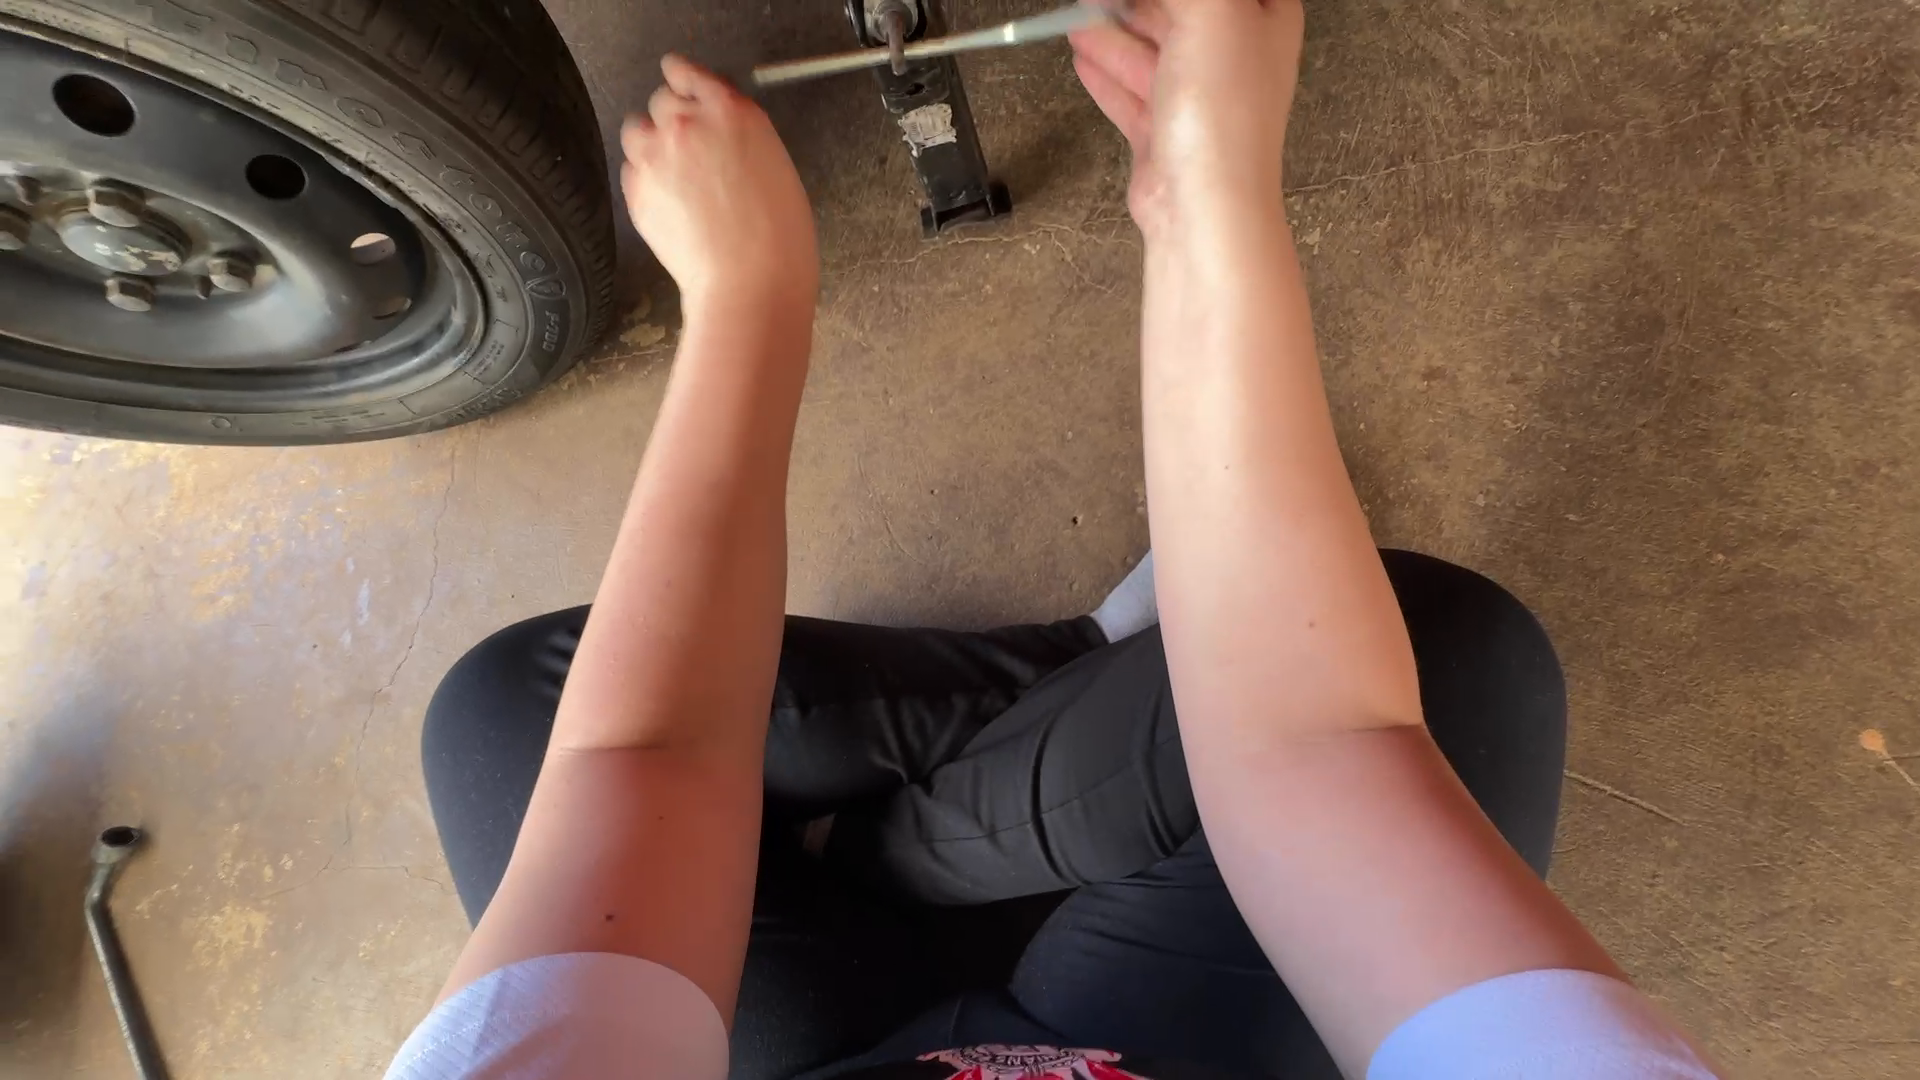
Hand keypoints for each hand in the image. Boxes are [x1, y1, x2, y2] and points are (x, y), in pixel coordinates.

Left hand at [620, 55, 818, 311]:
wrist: (750, 288)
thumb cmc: (781, 244)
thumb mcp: (778, 174)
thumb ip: (742, 143)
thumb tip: (722, 143)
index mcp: (734, 113)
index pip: (692, 73)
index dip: (685, 81)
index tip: (682, 84)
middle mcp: (688, 123)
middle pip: (662, 101)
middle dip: (674, 122)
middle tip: (693, 157)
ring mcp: (657, 155)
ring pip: (638, 131)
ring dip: (652, 147)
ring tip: (677, 183)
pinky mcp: (637, 190)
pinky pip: (632, 171)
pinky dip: (646, 183)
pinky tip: (673, 210)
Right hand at [1070, 0, 1303, 239]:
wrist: (1203, 205)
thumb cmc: (1221, 111)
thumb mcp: (1212, 13)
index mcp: (1262, 17)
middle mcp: (1233, 57)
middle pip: (1181, 13)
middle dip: (1137, 2)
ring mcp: (1197, 101)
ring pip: (1149, 54)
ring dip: (1111, 34)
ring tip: (1074, 17)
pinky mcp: (1165, 137)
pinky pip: (1132, 97)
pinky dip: (1107, 77)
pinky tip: (1082, 59)